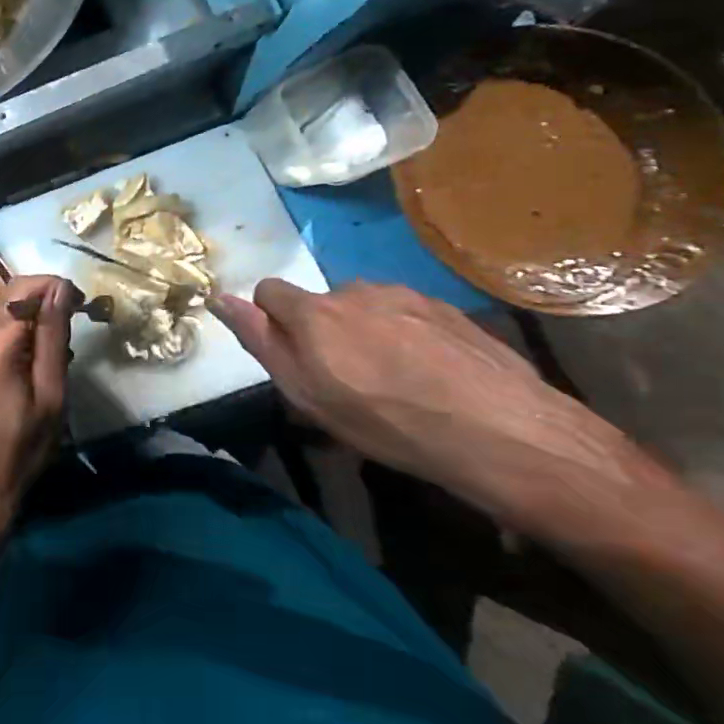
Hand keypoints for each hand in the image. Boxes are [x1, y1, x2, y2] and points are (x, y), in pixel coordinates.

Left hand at [0, 275, 76, 541]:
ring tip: (46, 352)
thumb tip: (60, 289)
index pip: (24, 287)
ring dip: (22, 316)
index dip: (55, 287)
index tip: (80, 303)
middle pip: (5, 294)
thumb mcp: (50, 398)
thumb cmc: (16, 451)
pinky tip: (18, 362)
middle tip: (69, 326)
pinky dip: (3, 332)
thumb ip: (53, 338)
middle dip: (40, 300)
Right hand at [209, 279, 646, 531]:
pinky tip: (431, 373)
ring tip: (394, 377)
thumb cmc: (386, 422)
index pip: (269, 291)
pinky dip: (405, 334)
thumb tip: (220, 298)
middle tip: (347, 378)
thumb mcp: (306, 393)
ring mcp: (406, 296)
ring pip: (365, 306)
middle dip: (322, 329)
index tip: (293, 356)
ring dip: (364, 330)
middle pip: (320, 302)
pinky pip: (406, 314)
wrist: (502, 433)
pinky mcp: (448, 308)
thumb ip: (261, 341)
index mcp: (314, 312)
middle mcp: (354, 291)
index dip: (272, 320)